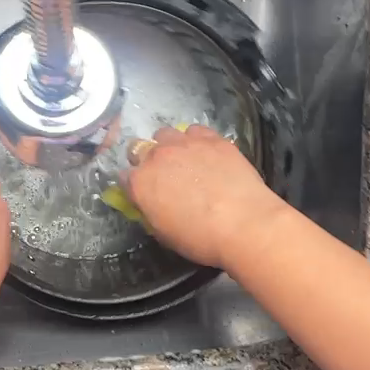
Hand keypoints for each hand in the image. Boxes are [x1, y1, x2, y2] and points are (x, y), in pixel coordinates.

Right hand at [123, 125, 286, 268]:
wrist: (244, 224)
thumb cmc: (200, 238)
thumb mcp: (164, 234)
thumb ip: (150, 212)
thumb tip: (150, 204)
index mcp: (140, 183)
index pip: (125, 177)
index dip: (134, 185)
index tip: (144, 193)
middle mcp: (157, 157)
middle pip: (140, 148)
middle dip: (146, 160)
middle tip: (163, 176)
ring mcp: (184, 144)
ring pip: (166, 134)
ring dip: (169, 145)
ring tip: (183, 160)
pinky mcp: (212, 139)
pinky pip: (195, 131)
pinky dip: (195, 140)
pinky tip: (205, 154)